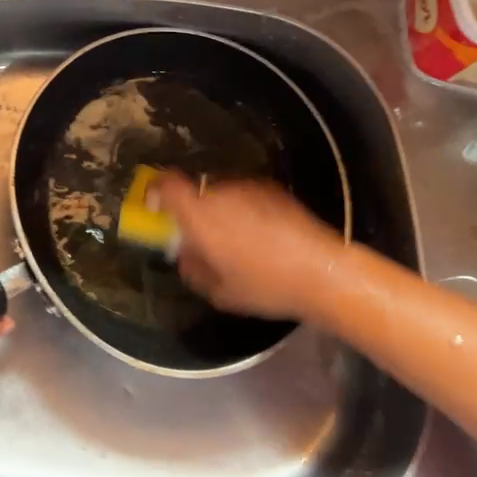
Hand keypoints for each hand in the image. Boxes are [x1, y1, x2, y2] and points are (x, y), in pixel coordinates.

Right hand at [158, 175, 346, 322]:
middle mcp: (220, 193)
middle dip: (194, 212)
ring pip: (222, 195)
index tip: (155, 205)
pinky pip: (245, 196)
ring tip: (239, 243)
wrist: (322, 270)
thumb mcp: (220, 292)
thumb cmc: (265, 285)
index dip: (156, 190)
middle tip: (204, 240)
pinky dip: (245, 210)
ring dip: (221, 212)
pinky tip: (262, 237)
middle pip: (195, 192)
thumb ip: (193, 269)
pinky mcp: (272, 188)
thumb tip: (184, 255)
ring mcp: (248, 187)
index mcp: (200, 215)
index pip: (166, 185)